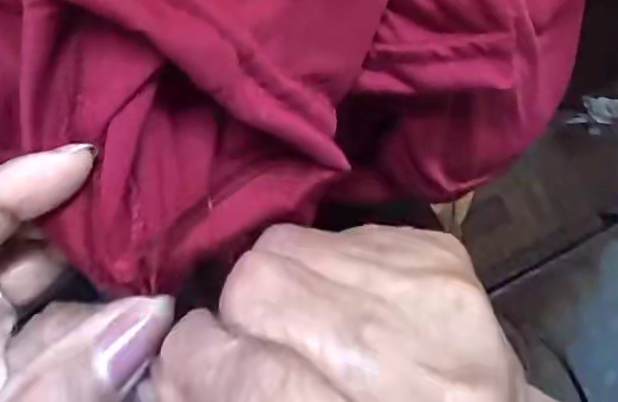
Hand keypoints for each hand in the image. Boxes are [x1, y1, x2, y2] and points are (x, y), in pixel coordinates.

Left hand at [0, 145, 171, 401]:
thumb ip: (44, 394)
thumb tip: (150, 318)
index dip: (8, 189)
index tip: (84, 157)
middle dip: (64, 215)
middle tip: (137, 185)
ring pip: (32, 293)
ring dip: (93, 273)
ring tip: (157, 251)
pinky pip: (53, 341)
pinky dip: (99, 331)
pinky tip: (143, 319)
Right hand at [150, 225, 533, 401]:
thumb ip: (246, 393)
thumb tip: (179, 359)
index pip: (249, 370)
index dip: (196, 358)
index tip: (185, 358)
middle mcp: (399, 343)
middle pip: (261, 279)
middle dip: (237, 308)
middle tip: (246, 336)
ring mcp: (425, 280)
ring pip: (295, 241)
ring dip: (281, 278)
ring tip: (300, 314)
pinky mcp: (439, 247)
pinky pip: (344, 232)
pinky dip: (329, 264)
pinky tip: (348, 297)